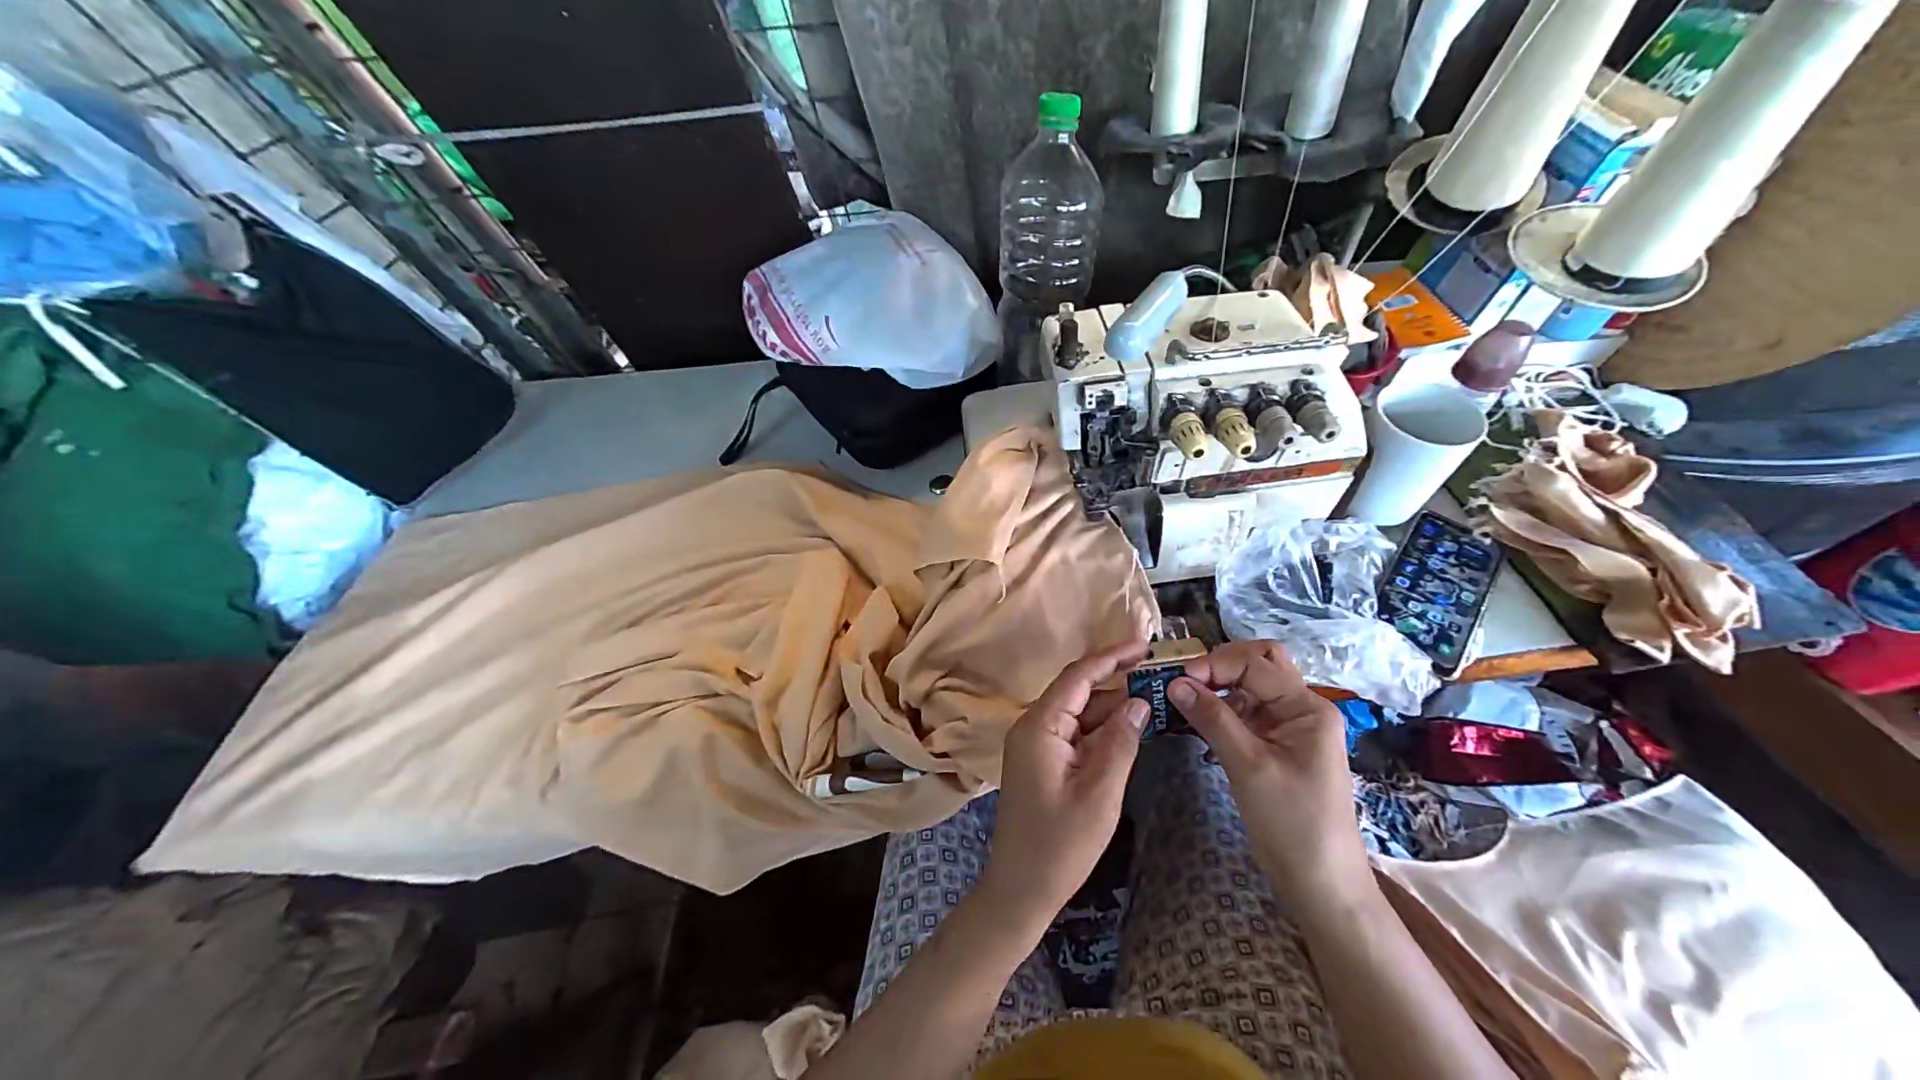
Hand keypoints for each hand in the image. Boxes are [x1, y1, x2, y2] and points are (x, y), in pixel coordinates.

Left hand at [982, 640, 1150, 918]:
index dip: (1112, 656)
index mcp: (1039, 726)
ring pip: (1079, 713)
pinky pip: (1075, 734)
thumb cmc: (1060, 845)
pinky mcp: (1043, 762)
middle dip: (1117, 681)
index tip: (1146, 645)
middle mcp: (1033, 727)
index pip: (1078, 676)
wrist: (1021, 889)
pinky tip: (1129, 729)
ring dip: (1112, 706)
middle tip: (1159, 675)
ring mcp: (1036, 745)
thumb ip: (1120, 742)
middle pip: (1078, 691)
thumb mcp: (1100, 793)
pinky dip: (1102, 730)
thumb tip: (1139, 702)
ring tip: (1154, 697)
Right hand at [1169, 641, 1370, 915]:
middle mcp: (1302, 709)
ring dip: (1219, 685)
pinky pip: (1246, 712)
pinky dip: (1222, 708)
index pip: (1256, 665)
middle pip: (1260, 664)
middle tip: (1187, 682)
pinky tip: (1198, 718)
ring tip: (1186, 697)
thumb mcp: (1249, 767)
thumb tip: (1175, 683)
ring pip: (1251, 686)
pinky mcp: (1276, 746)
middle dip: (1221, 665)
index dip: (1215, 666)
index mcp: (1307, 708)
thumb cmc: (1292, 824)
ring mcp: (1289, 728)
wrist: (1321, 884)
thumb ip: (1213, 719)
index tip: (1178, 682)